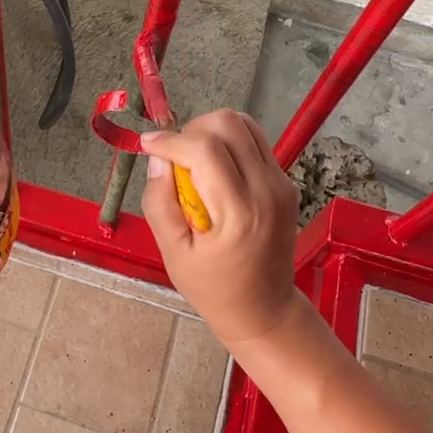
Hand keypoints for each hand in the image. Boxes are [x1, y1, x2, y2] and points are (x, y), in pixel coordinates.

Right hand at [140, 110, 301, 346]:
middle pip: (228, 124)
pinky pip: (254, 141)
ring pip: (244, 124)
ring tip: (194, 161)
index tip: (148, 145)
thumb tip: (157, 158)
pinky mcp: (284, 182)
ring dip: (211, 132)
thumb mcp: (172, 253)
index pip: (205, 150)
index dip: (170, 140)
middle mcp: (266, 190)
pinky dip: (228, 143)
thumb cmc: (212, 287)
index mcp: (238, 213)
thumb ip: (160, 203)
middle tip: (175, 158)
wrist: (264, 308)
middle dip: (192, 130)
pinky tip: (214, 170)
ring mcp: (281, 183)